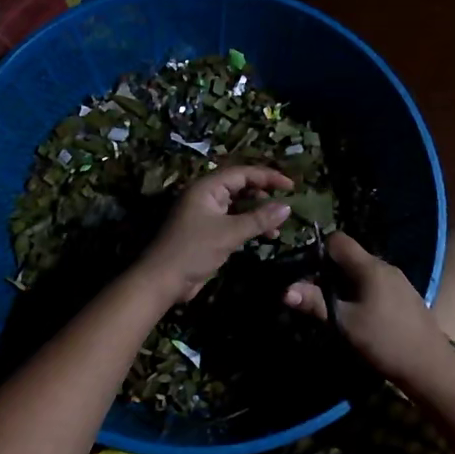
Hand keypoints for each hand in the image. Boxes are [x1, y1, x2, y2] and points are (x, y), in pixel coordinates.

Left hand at [134, 165, 293, 305]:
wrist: (163, 280)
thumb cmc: (194, 250)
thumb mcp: (229, 233)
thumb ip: (259, 219)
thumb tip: (287, 207)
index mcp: (207, 188)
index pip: (243, 173)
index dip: (268, 177)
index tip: (291, 186)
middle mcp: (206, 196)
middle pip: (241, 187)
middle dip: (264, 196)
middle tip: (286, 205)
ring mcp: (206, 215)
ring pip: (239, 206)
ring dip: (258, 214)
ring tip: (278, 226)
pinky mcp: (207, 232)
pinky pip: (234, 222)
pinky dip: (249, 226)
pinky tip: (265, 237)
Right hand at [283, 232, 454, 382]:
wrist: (430, 367)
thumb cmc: (384, 341)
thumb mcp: (345, 324)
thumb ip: (316, 303)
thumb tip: (285, 290)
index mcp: (370, 267)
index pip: (338, 240)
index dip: (318, 251)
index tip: (306, 273)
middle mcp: (385, 267)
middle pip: (350, 257)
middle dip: (329, 272)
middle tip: (315, 296)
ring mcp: (398, 281)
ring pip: (362, 272)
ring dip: (344, 285)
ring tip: (334, 309)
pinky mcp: (405, 297)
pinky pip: (375, 285)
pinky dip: (360, 293)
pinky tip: (358, 316)